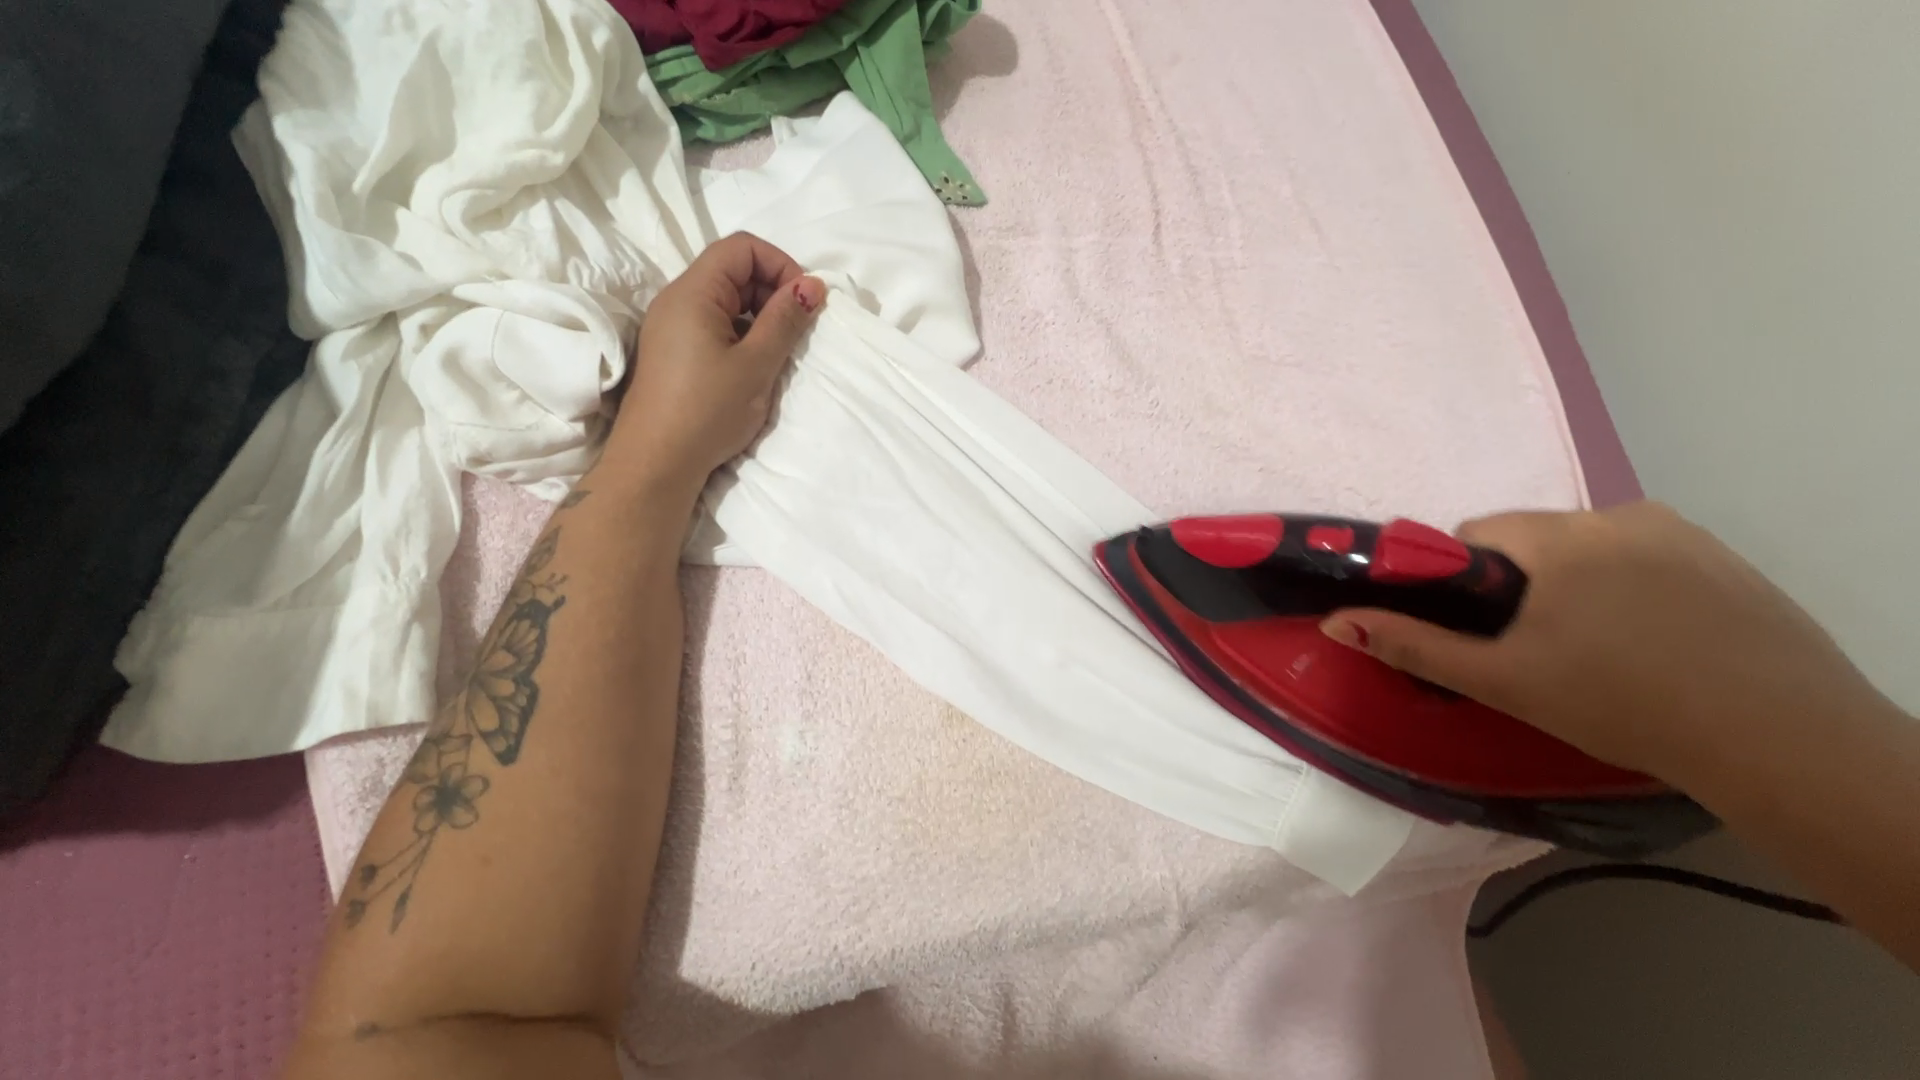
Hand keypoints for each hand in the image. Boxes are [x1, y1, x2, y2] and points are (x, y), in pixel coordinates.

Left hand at [607, 232, 825, 491]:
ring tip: (777, 351)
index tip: (804, 302)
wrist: (656, 462)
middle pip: (732, 269)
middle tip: (796, 330)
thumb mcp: (756, 365)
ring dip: (758, 315)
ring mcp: (671, 325)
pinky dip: (740, 333)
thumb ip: (785, 320)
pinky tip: (753, 366)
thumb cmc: (708, 411)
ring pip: (725, 299)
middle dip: (771, 290)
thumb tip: (813, 285)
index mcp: (693, 293)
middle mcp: (676, 299)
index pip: (741, 247)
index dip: (780, 264)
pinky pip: (713, 323)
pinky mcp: (672, 350)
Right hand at [1320, 502, 1887, 779]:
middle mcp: (1622, 515)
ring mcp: (1684, 533)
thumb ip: (1415, 646)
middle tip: (1538, 650)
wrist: (1781, 742)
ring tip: (1599, 651)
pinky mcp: (1728, 558)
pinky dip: (1630, 589)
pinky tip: (1653, 642)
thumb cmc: (1621, 704)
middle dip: (1521, 586)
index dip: (1463, 581)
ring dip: (1575, 585)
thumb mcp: (1504, 681)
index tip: (1482, 629)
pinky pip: (1645, 559)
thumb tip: (1337, 620)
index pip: (1477, 533)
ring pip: (1590, 549)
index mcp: (1562, 536)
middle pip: (1535, 539)